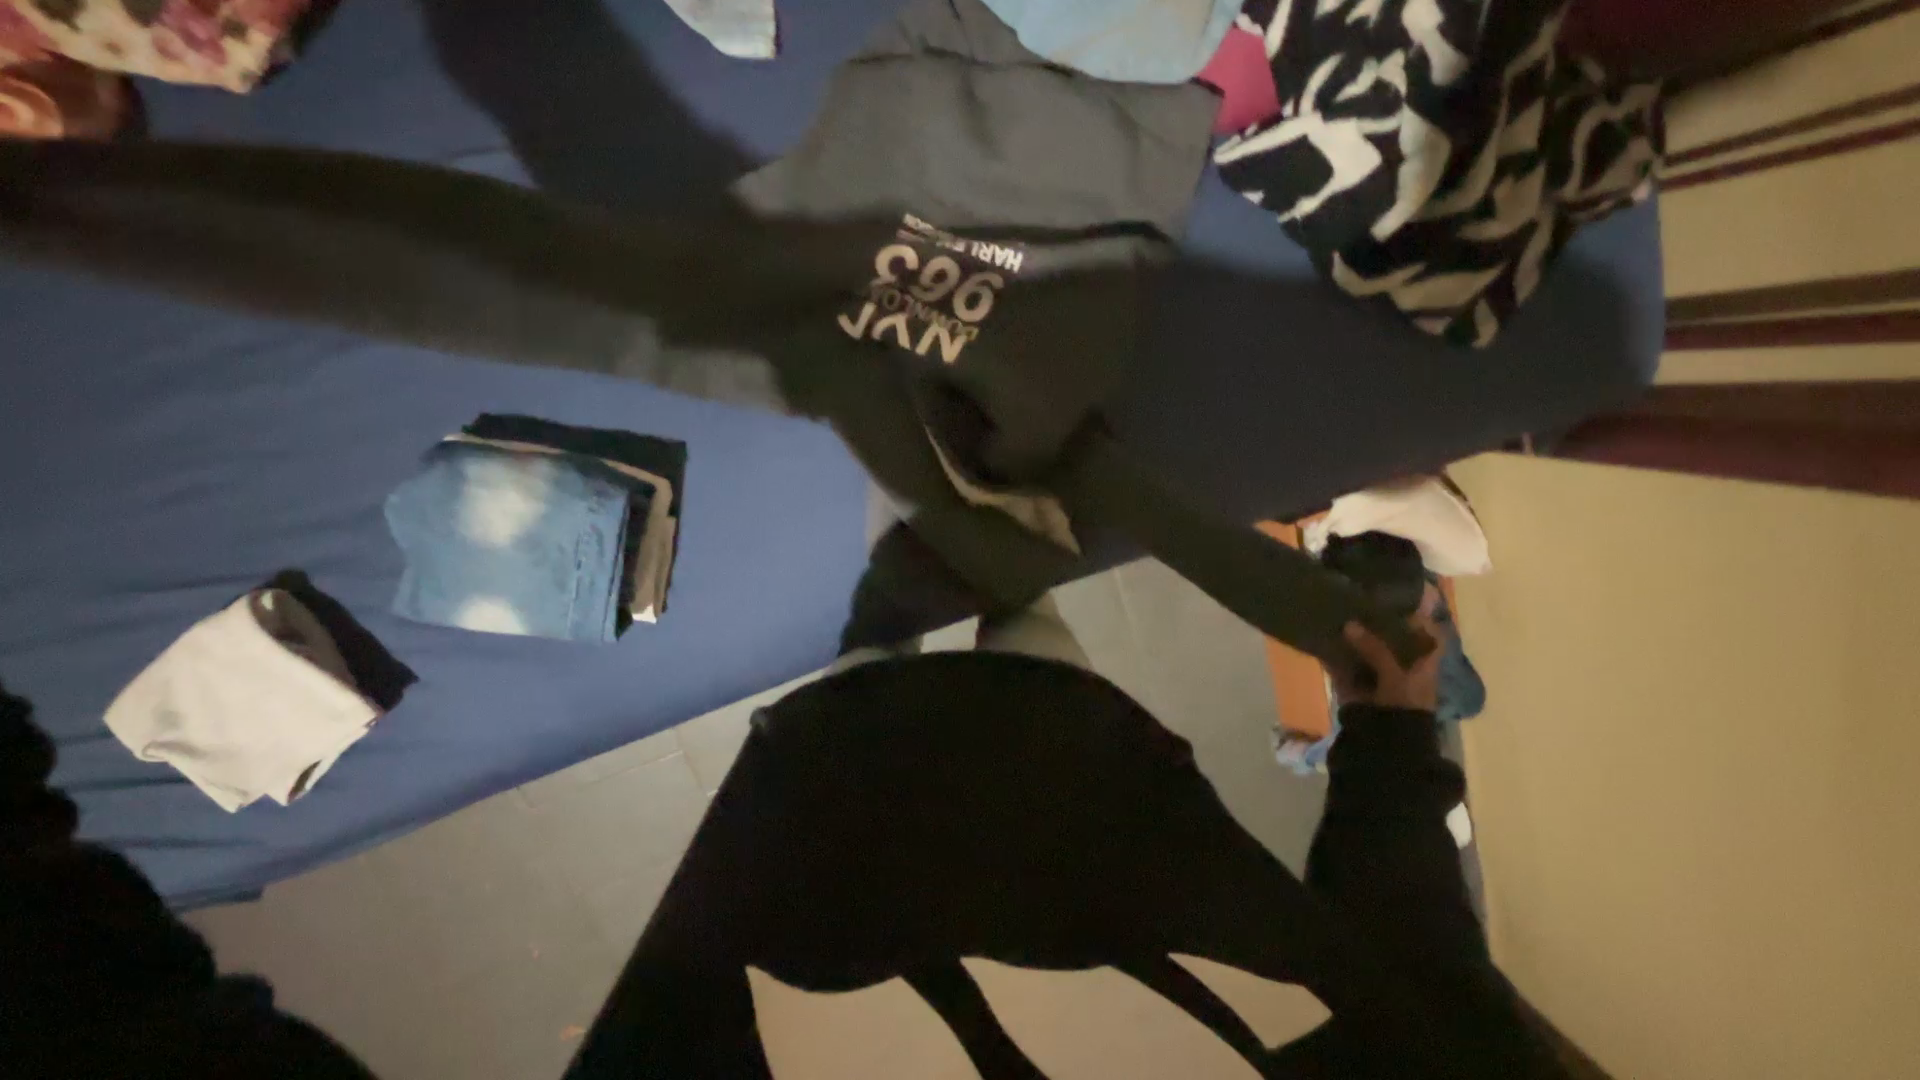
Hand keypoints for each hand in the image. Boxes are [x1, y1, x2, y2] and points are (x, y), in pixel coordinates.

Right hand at [1332, 583, 1447, 712]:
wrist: (1384, 738)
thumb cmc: (1404, 703)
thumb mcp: (1395, 673)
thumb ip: (1374, 647)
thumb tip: (1348, 624)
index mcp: (1423, 658)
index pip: (1425, 628)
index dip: (1416, 610)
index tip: (1397, 591)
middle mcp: (1401, 659)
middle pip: (1391, 632)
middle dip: (1376, 617)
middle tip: (1358, 592)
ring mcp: (1376, 668)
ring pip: (1365, 643)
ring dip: (1353, 630)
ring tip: (1336, 606)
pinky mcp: (1353, 678)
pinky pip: (1342, 659)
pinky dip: (1333, 649)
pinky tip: (1320, 631)